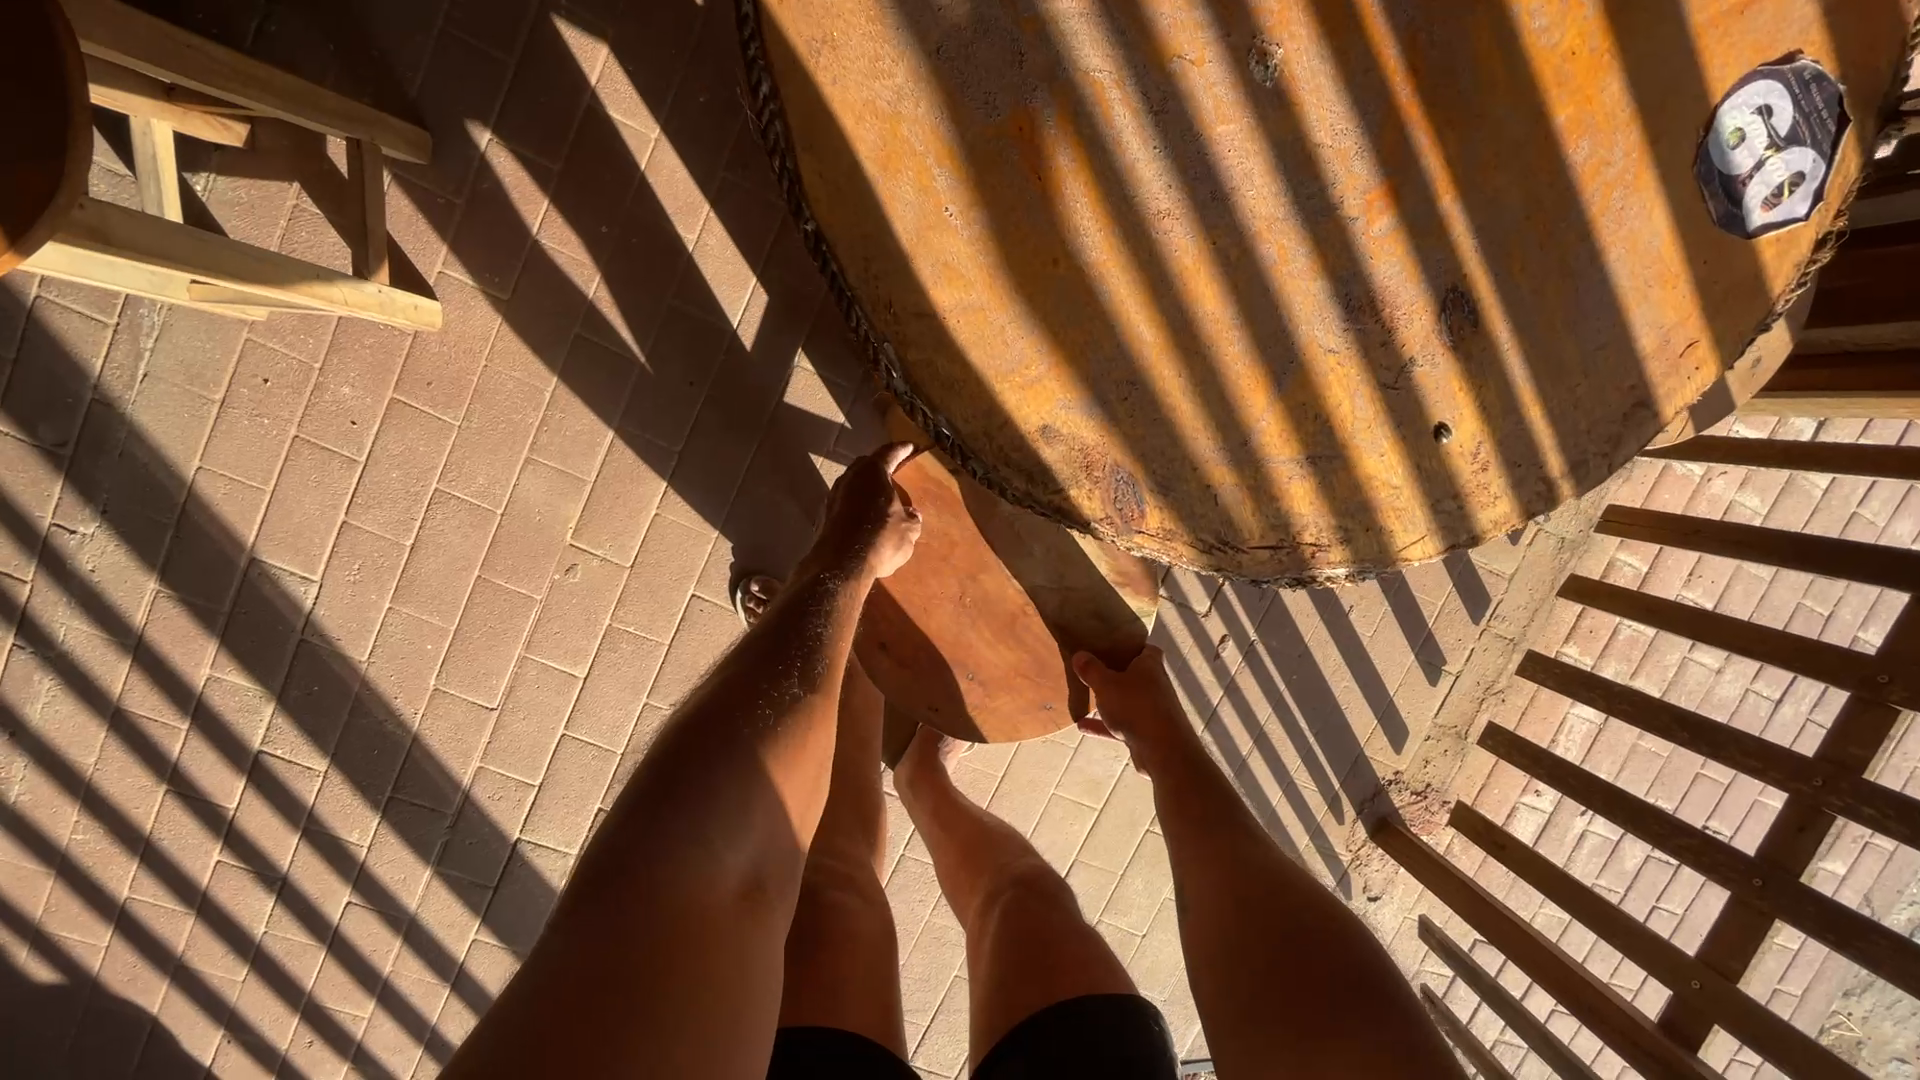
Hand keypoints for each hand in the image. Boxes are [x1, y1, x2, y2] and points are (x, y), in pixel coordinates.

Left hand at [811, 442, 923, 579]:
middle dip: (880, 466)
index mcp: (873, 472)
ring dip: (866, 488)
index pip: (889, 453)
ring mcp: (834, 496)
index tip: (909, 446)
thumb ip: (912, 519)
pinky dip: (856, 505)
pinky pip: (845, 502)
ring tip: (880, 497)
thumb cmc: (881, 539)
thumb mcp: (909, 531)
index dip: (901, 449)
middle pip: (866, 465)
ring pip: (853, 484)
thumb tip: (912, 515)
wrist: (842, 565)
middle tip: (893, 471)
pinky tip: (865, 518)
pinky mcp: (825, 515)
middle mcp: (850, 477)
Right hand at [1072, 646, 1196, 777]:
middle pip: (1136, 675)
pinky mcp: (1147, 733)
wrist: (1162, 750)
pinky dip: (1104, 726)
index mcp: (1150, 666)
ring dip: (1110, 702)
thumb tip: (1079, 654)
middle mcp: (1155, 686)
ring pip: (1128, 701)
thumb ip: (1091, 670)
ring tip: (1087, 697)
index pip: (1147, 649)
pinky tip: (1082, 726)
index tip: (1114, 644)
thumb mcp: (1106, 684)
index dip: (1132, 646)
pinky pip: (1122, 725)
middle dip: (1118, 673)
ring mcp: (1152, 711)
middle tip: (1095, 668)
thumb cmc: (1135, 707)